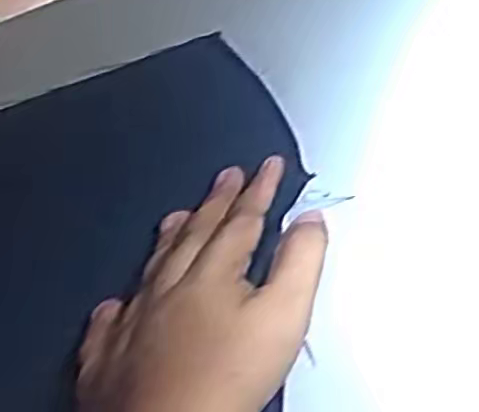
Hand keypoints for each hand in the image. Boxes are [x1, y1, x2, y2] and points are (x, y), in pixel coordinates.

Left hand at [76, 158, 326, 411]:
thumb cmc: (233, 372)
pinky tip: (118, 300)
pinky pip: (109, 325)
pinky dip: (118, 304)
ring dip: (172, 239)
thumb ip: (303, 255)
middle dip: (216, 203)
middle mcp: (166, 297)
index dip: (259, 190)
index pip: (241, 222)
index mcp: (211, 278)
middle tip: (227, 177)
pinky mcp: (109, 367)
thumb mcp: (289, 306)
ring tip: (180, 216)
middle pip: (194, 239)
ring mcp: (132, 332)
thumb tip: (308, 220)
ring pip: (152, 272)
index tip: (270, 166)